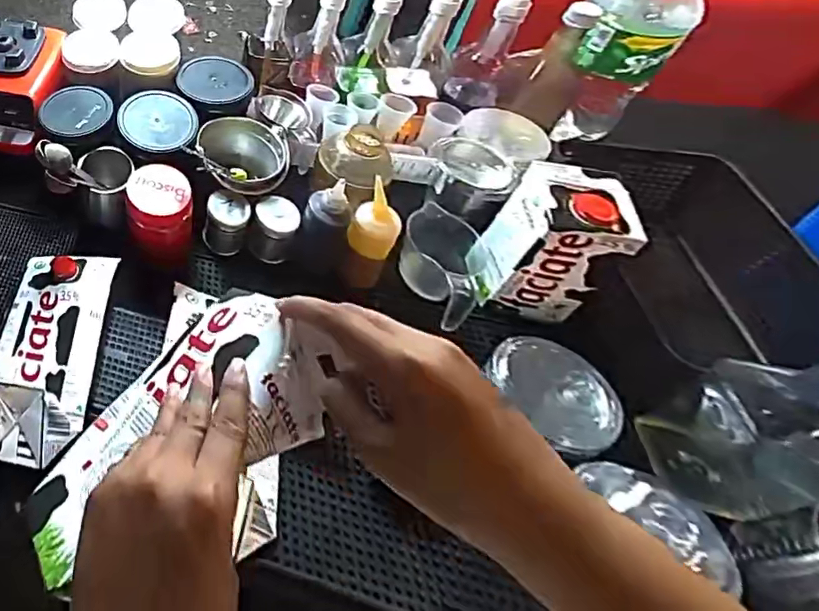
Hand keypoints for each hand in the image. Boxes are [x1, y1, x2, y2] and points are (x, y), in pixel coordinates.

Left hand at [71, 360, 250, 610]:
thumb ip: (218, 507)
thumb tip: (214, 478)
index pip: (227, 430)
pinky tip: (152, 436)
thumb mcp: (222, 560)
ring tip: (178, 386)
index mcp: (207, 496)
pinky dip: (146, 443)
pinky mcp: (101, 490)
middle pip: (189, 419)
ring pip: (156, 431)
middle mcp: (165, 477)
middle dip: (200, 389)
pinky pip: (130, 454)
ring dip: (170, 409)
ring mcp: (128, 479)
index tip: (237, 370)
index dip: (235, 396)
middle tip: (207, 365)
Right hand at [278, 298, 581, 550]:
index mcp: (403, 363)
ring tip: (326, 353)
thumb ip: (346, 409)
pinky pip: (406, 342)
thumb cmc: (454, 489)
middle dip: (326, 317)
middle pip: (363, 315)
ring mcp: (447, 352)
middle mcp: (425, 345)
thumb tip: (327, 381)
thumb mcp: (383, 455)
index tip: (280, 307)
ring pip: (385, 326)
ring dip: (352, 332)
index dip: (306, 309)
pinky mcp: (461, 366)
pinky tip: (368, 372)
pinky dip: (377, 346)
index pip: (341, 320)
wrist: (538, 510)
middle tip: (296, 330)